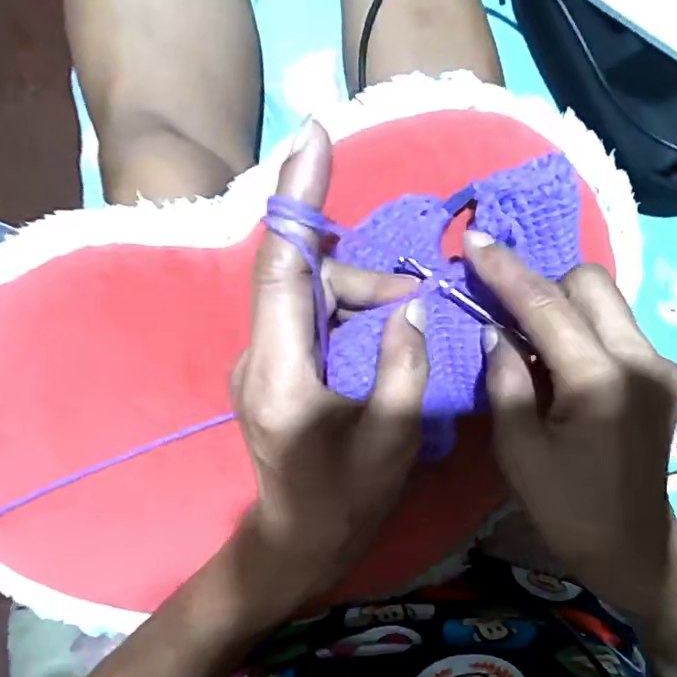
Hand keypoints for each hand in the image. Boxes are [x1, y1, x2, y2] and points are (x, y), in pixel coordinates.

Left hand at [231, 121, 428, 606]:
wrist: (297, 542)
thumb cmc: (345, 501)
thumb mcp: (393, 439)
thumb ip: (405, 365)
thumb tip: (414, 307)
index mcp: (281, 374)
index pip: (282, 266)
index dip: (296, 197)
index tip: (314, 134)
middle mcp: (257, 357)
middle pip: (304, 278)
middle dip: (362, 276)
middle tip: (418, 302)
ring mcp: (259, 362)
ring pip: (309, 296)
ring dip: (360, 298)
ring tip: (409, 322)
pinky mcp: (269, 370)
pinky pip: (307, 318)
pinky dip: (346, 313)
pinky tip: (380, 329)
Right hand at [465, 231, 676, 619]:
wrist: (634, 547)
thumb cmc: (568, 510)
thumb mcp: (518, 452)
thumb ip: (505, 381)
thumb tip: (496, 331)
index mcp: (601, 381)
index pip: (546, 305)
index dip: (506, 271)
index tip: (474, 241)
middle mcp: (641, 359)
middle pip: (589, 282)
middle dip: (541, 285)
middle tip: (503, 313)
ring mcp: (659, 366)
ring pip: (606, 301)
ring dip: (562, 304)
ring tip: (527, 338)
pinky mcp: (663, 376)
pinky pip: (616, 328)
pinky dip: (582, 328)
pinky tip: (559, 362)